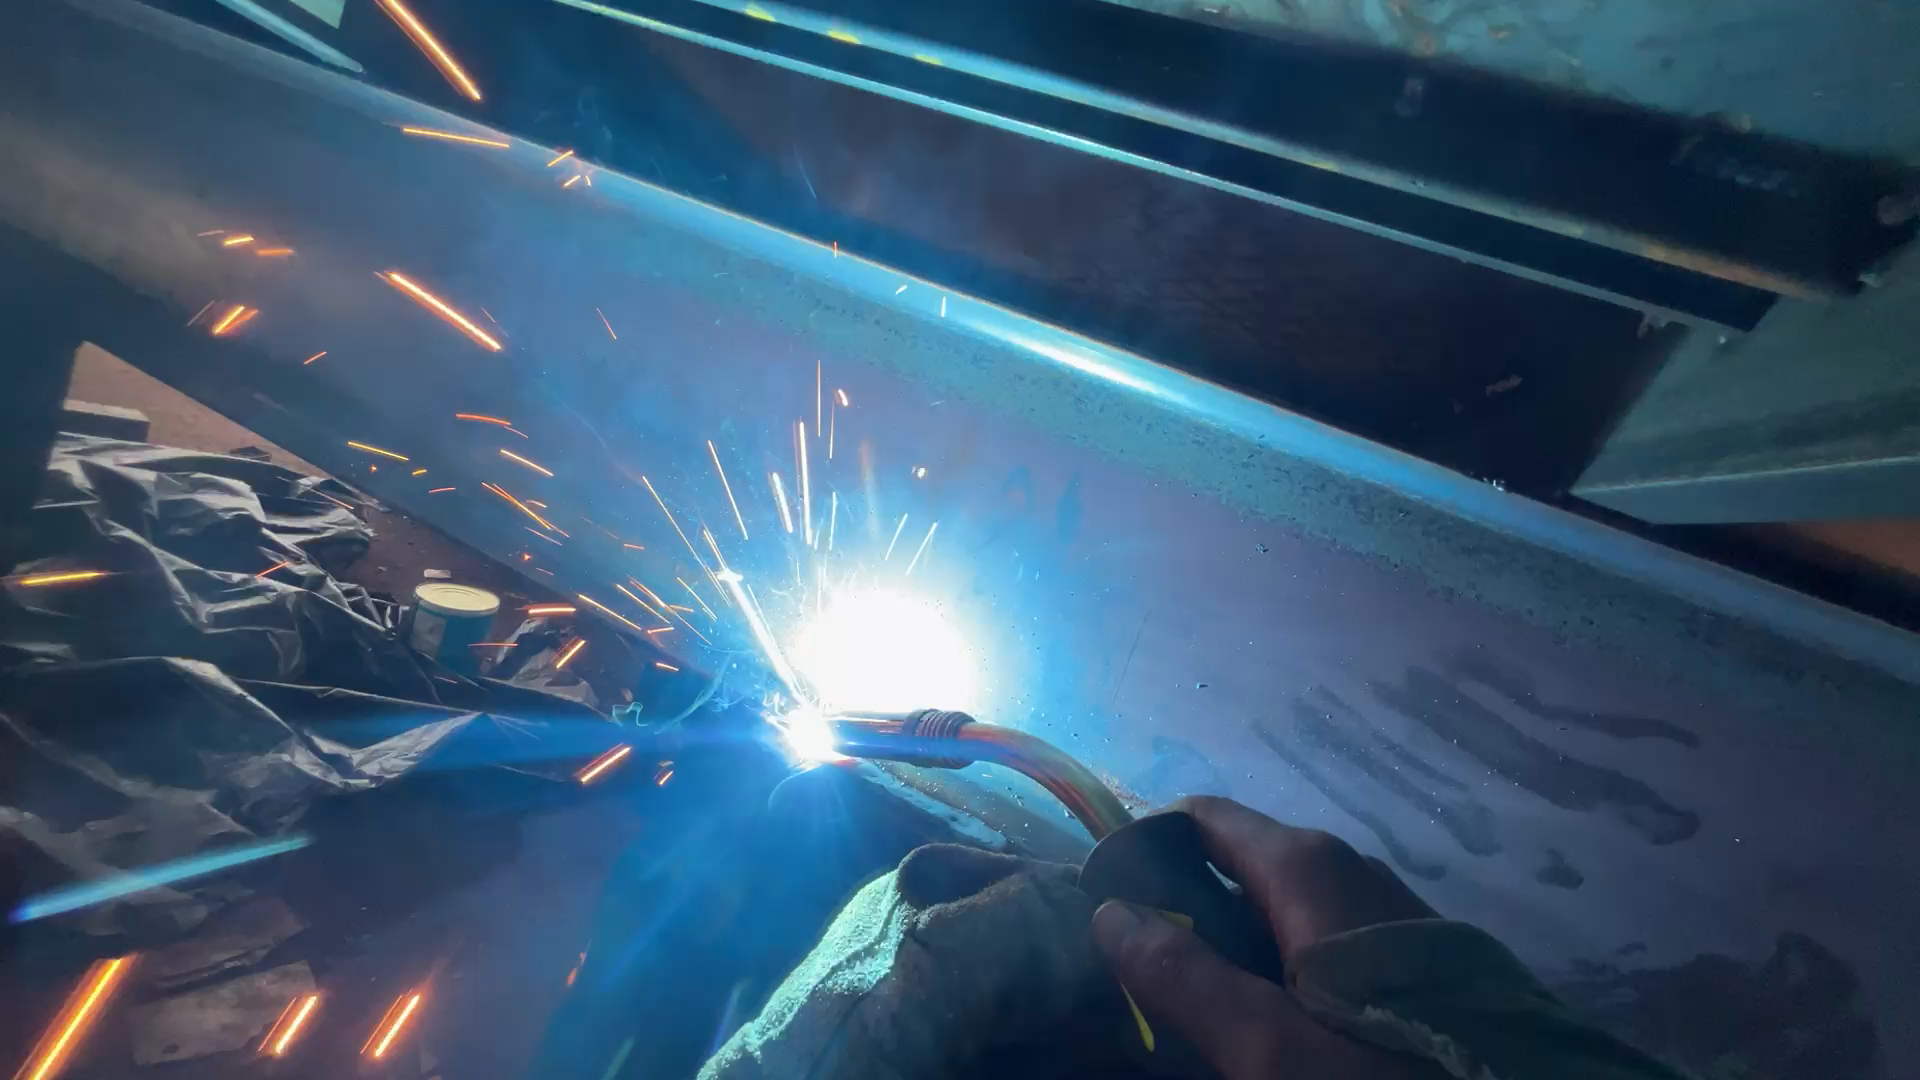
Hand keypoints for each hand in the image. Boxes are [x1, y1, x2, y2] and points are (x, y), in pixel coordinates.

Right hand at [1092, 796, 1444, 1078]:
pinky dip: (1276, 963)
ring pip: (1275, 902)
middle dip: (1185, 907)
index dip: (1148, 847)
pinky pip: (1316, 936)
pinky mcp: (1409, 954)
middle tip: (1151, 973)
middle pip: (1234, 860)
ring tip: (1204, 1006)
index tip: (1113, 901)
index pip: (1200, 818)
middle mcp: (1343, 868)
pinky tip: (1276, 1022)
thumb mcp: (1275, 1052)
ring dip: (1230, 942)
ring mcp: (1382, 910)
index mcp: (1306, 866)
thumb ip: (1183, 977)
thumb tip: (1110, 913)